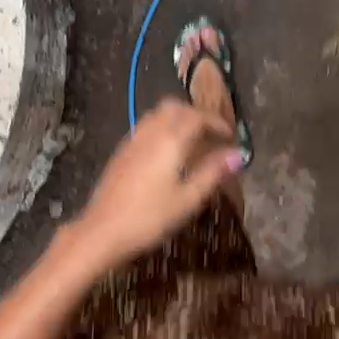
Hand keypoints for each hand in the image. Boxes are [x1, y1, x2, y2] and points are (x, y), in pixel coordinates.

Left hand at [68, 100, 244, 270]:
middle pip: (175, 107)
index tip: (230, 135)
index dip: (216, 122)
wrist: (102, 231)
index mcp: (170, 140)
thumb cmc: (149, 218)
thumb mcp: (188, 199)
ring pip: (157, 114)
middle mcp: (150, 132)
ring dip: (178, 118)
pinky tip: (167, 152)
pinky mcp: (121, 151)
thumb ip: (212, 172)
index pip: (197, 117)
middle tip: (212, 134)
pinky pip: (146, 126)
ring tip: (192, 140)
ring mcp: (132, 140)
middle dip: (196, 115)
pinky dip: (162, 128)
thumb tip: (237, 155)